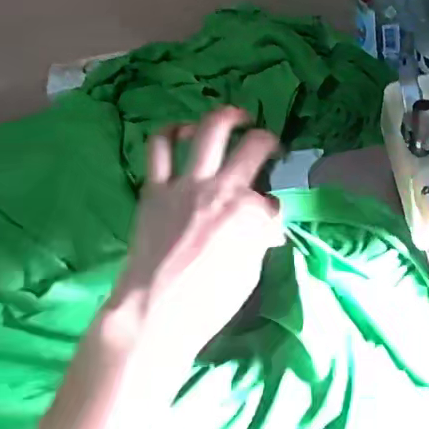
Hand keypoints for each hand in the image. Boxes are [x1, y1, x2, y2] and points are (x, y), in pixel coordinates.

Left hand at [105, 107, 284, 366]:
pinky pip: (159, 147)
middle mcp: (223, 189)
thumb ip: (258, 241)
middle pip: (253, 147)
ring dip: (227, 117)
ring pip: (209, 131)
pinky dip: (171, 132)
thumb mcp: (250, 274)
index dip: (273, 209)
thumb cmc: (209, 303)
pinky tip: (181, 131)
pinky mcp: (154, 188)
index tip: (269, 218)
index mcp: (251, 214)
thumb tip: (265, 228)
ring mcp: (186, 184)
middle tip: (269, 144)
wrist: (154, 311)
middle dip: (267, 140)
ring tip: (234, 117)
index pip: (272, 201)